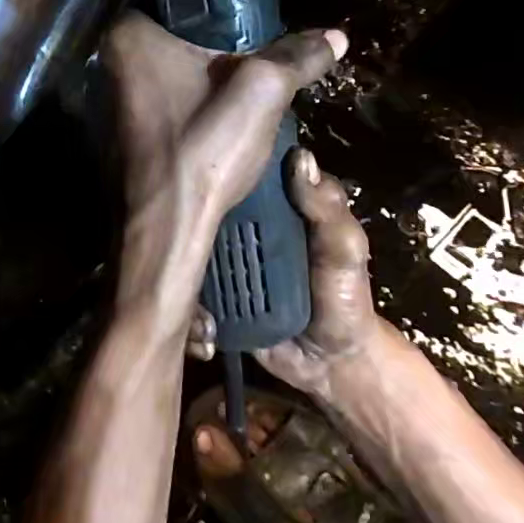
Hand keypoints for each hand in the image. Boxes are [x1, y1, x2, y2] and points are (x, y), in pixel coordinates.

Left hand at [102, 11, 346, 233]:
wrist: (165, 230)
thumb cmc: (203, 147)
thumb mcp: (262, 91)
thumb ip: (297, 57)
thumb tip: (337, 35)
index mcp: (127, 36)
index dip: (215, 6)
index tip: (247, 15)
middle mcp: (106, 63)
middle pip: (172, 38)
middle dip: (212, 45)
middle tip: (249, 50)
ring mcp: (108, 102)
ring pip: (167, 73)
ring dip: (200, 78)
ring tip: (238, 82)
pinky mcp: (118, 135)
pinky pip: (160, 104)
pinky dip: (187, 106)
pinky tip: (214, 120)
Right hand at [187, 149, 384, 403]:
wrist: (330, 365)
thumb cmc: (344, 296)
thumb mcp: (345, 248)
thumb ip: (326, 207)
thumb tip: (300, 157)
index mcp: (277, 201)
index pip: (245, 169)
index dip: (226, 160)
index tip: (202, 157)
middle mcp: (245, 221)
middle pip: (208, 201)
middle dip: (188, 208)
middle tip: (177, 218)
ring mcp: (225, 254)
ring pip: (189, 238)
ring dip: (179, 253)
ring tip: (182, 267)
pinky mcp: (212, 287)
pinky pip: (189, 278)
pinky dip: (184, 289)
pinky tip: (194, 309)